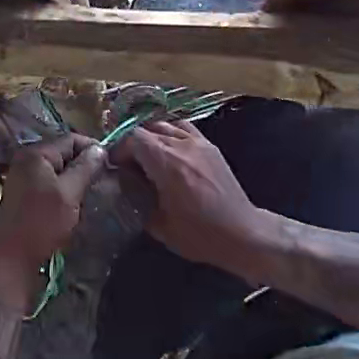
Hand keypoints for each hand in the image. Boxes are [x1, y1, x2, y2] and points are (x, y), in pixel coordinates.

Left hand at [0, 134, 105, 307]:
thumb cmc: (41, 223)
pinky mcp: (26, 196)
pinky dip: (65, 190)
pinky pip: (51, 184)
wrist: (10, 260)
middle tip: (105, 180)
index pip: (72, 139)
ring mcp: (25, 178)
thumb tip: (101, 149)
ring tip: (93, 193)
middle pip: (65, 153)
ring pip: (59, 170)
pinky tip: (76, 204)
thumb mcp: (69, 193)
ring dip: (76, 179)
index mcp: (36, 154)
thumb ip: (86, 168)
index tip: (113, 164)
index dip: (93, 148)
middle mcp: (28, 160)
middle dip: (85, 165)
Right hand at [111, 120, 278, 274]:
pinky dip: (171, 133)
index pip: (133, 138)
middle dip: (133, 143)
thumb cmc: (200, 234)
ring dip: (152, 137)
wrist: (242, 233)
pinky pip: (184, 128)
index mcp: (167, 164)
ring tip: (148, 156)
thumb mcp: (160, 226)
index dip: (120, 149)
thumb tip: (125, 191)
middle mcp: (182, 146)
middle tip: (128, 163)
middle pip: (147, 129)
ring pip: (165, 124)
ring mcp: (198, 142)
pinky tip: (170, 150)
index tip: (116, 166)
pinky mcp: (210, 146)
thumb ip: (138, 203)